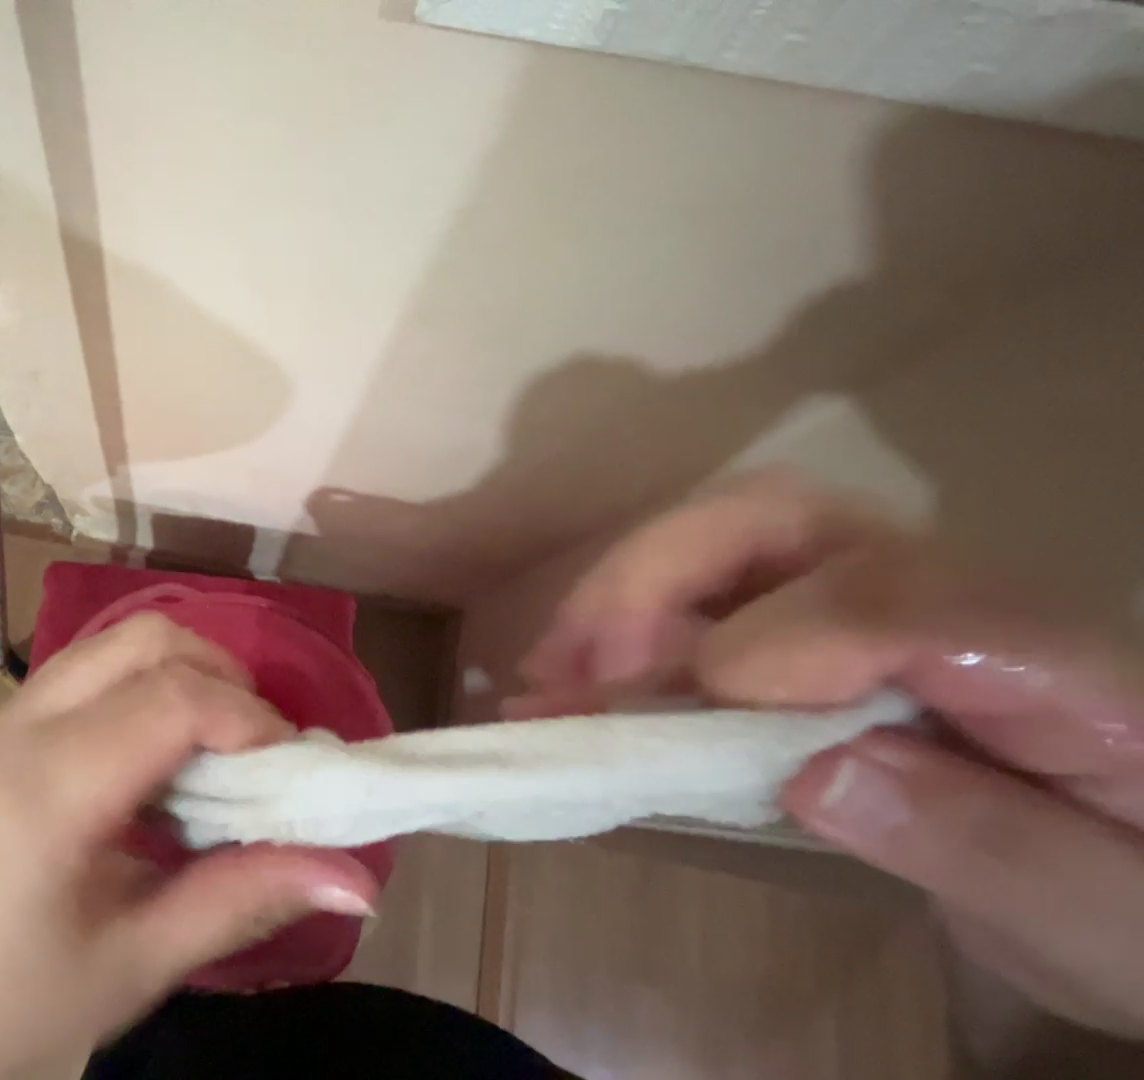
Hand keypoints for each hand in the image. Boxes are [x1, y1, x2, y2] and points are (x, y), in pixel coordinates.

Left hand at [0, 613, 376, 1079]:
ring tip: (215, 757)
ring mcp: (0, 722)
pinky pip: (85, 675)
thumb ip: (241, 900)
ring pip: (113, 646)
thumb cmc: (8, 1011)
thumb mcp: (132, 966)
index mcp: (49, 785)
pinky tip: (156, 767)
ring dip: (181, 677)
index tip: (297, 774)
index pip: (175, 698)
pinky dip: (142, 691)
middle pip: (145, 642)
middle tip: (261, 756)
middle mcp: (19, 727)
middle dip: (222, 678)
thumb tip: (360, 878)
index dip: (254, 721)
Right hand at [516, 468, 1143, 1038]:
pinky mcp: (803, 621)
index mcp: (1060, 667)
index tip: (700, 709)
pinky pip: (696, 592)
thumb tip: (812, 773)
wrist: (1130, 873)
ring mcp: (864, 597)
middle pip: (779, 519)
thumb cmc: (1132, 907)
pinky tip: (573, 680)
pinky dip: (617, 627)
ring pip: (717, 540)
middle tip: (574, 664)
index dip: (786, 641)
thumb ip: (992, 850)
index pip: (902, 601)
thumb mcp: (1106, 926)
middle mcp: (946, 594)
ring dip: (615, 600)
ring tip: (550, 678)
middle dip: (655, 578)